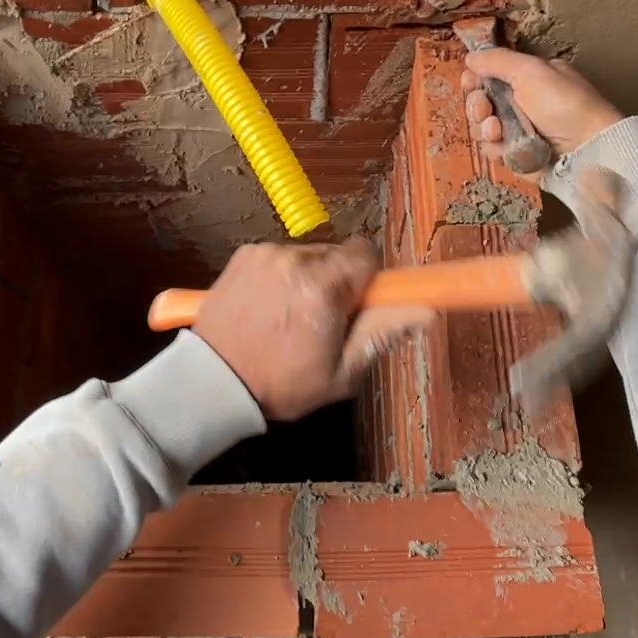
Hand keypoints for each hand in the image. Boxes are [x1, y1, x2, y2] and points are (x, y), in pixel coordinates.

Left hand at [193, 239, 434, 420]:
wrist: (212, 382)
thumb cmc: (281, 384)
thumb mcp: (341, 374)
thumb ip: (383, 334)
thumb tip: (425, 311)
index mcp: (323, 288)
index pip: (367, 254)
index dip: (369, 279)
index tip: (360, 304)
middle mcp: (295, 260)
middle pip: (337, 254)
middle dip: (339, 280)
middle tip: (323, 319)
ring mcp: (266, 254)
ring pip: (308, 256)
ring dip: (309, 277)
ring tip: (290, 316)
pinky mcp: (245, 255)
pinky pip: (280, 257)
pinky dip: (282, 275)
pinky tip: (269, 306)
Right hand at [460, 49, 621, 165]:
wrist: (586, 148)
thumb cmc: (562, 104)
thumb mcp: (531, 71)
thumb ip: (498, 60)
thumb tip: (470, 56)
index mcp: (526, 78)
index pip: (487, 76)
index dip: (474, 80)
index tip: (472, 83)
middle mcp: (519, 103)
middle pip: (478, 102)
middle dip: (477, 105)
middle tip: (486, 110)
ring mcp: (517, 130)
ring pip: (481, 128)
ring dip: (484, 128)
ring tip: (498, 131)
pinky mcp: (516, 154)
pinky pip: (491, 150)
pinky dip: (495, 148)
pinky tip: (505, 146)